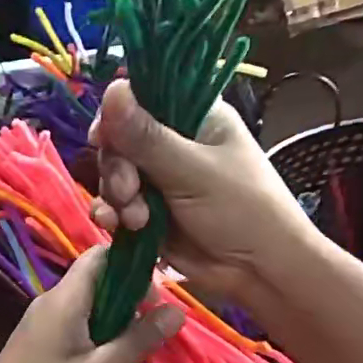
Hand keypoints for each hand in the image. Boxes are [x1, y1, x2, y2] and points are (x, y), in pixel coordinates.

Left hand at [0, 246, 182, 362]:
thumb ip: (140, 340)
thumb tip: (178, 310)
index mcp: (67, 298)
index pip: (103, 255)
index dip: (133, 270)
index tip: (154, 305)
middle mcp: (56, 303)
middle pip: (107, 297)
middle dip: (131, 334)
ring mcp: (48, 325)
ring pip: (98, 327)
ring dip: (118, 360)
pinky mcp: (44, 345)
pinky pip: (82, 343)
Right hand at [89, 80, 314, 297]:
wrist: (259, 272)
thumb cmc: (242, 210)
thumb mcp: (194, 171)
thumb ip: (147, 137)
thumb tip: (111, 89)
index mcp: (194, 116)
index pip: (142, 98)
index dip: (117, 116)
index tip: (103, 137)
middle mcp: (174, 143)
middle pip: (120, 140)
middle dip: (117, 167)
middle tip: (127, 190)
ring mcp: (159, 180)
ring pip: (115, 175)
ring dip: (116, 196)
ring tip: (136, 220)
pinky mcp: (150, 213)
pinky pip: (117, 206)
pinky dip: (112, 215)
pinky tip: (115, 227)